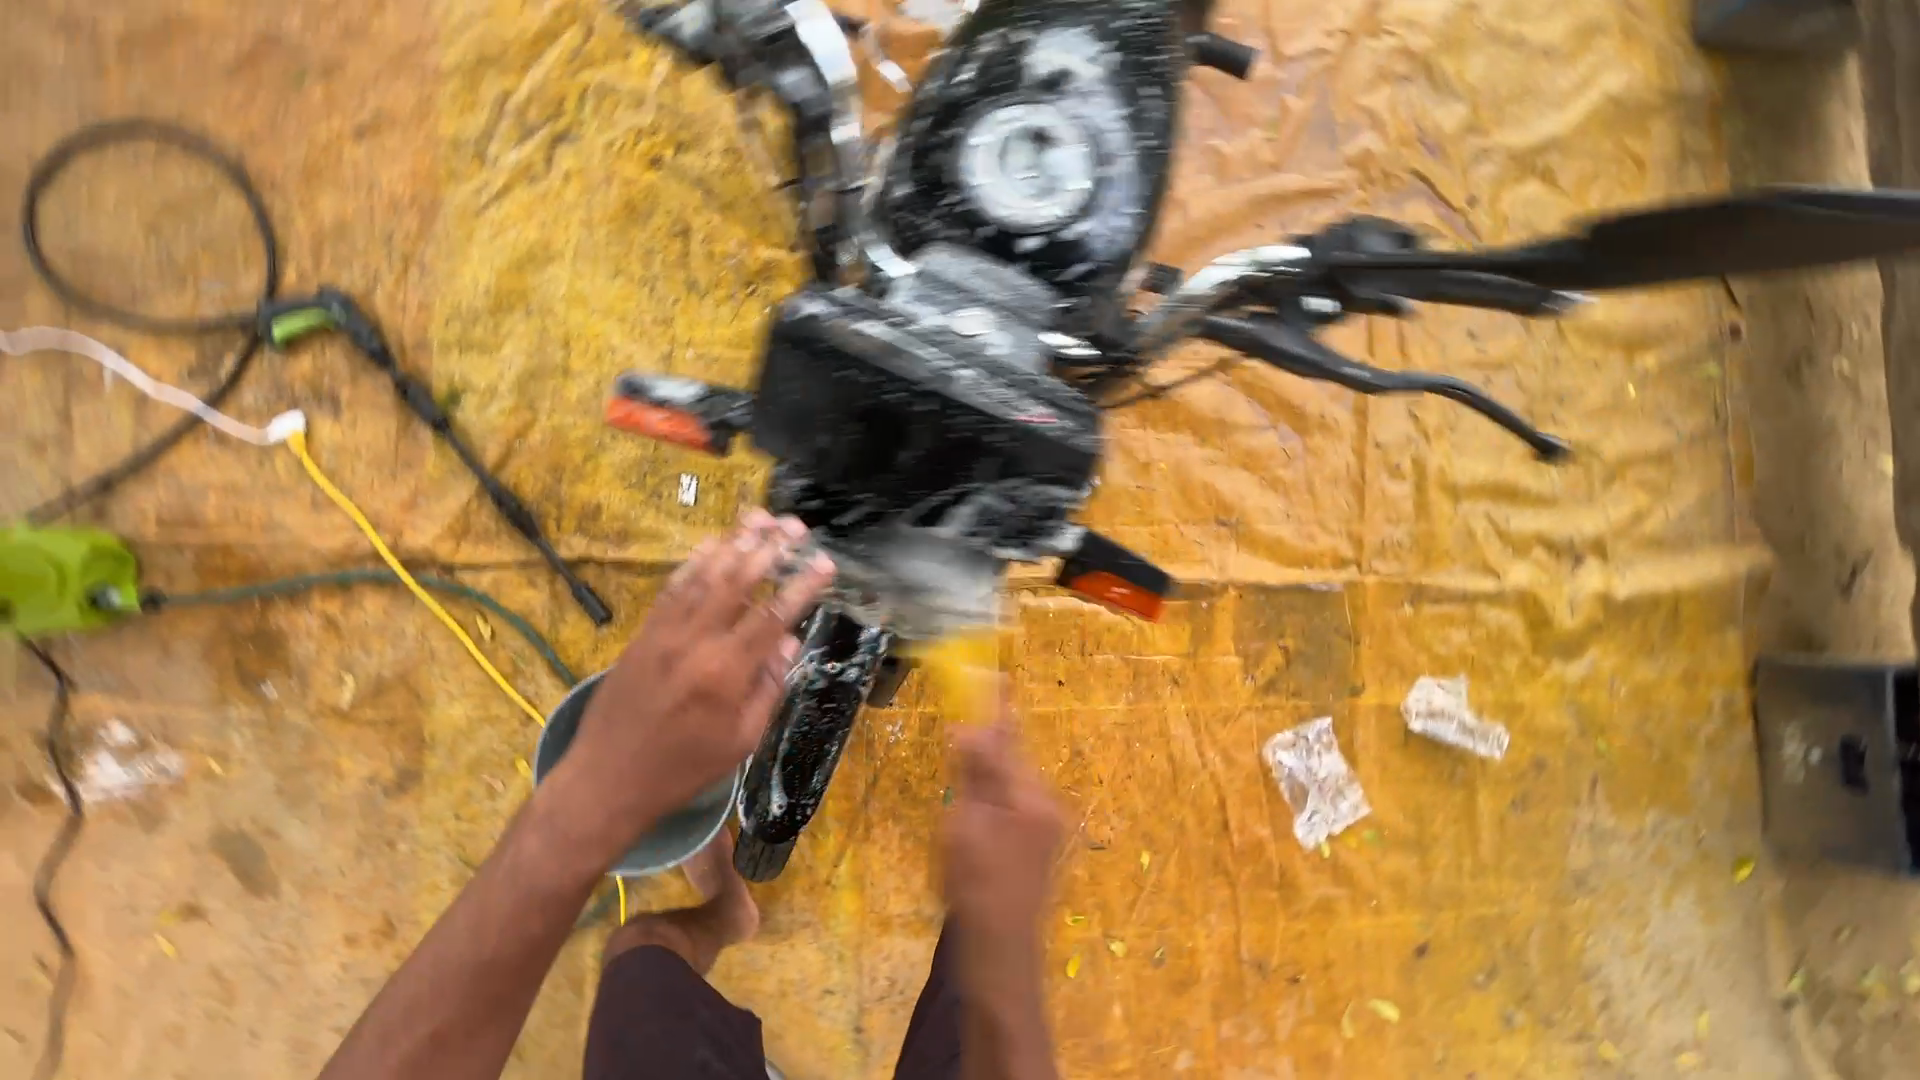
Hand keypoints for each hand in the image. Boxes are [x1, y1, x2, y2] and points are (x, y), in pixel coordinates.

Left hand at [550, 510, 832, 860]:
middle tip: (794, 524)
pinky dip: (696, 561)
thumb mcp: (742, 741)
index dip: (802, 586)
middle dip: (769, 548)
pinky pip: (673, 587)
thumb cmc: (684, 768)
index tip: (824, 563)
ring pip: (705, 575)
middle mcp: (696, 642)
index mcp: (727, 673)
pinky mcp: (644, 632)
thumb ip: (769, 689)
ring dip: (734, 543)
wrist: (607, 779)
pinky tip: (713, 544)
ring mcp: (665, 633)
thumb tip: (789, 643)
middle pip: (739, 581)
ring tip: (759, 518)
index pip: (773, 617)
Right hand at [942, 700, 1064, 989]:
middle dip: (986, 748)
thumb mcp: (967, 823)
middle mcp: (1045, 806)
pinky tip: (969, 823)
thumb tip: (971, 724)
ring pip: (1008, 785)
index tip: (999, 674)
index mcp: (1032, 796)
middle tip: (963, 740)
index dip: (999, 707)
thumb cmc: (977, 884)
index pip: (1011, 738)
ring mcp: (1042, 830)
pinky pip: (1009, 807)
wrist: (998, 952)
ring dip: (984, 777)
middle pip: (1012, 761)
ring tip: (960, 792)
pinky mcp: (1031, 848)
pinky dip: (988, 801)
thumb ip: (974, 772)